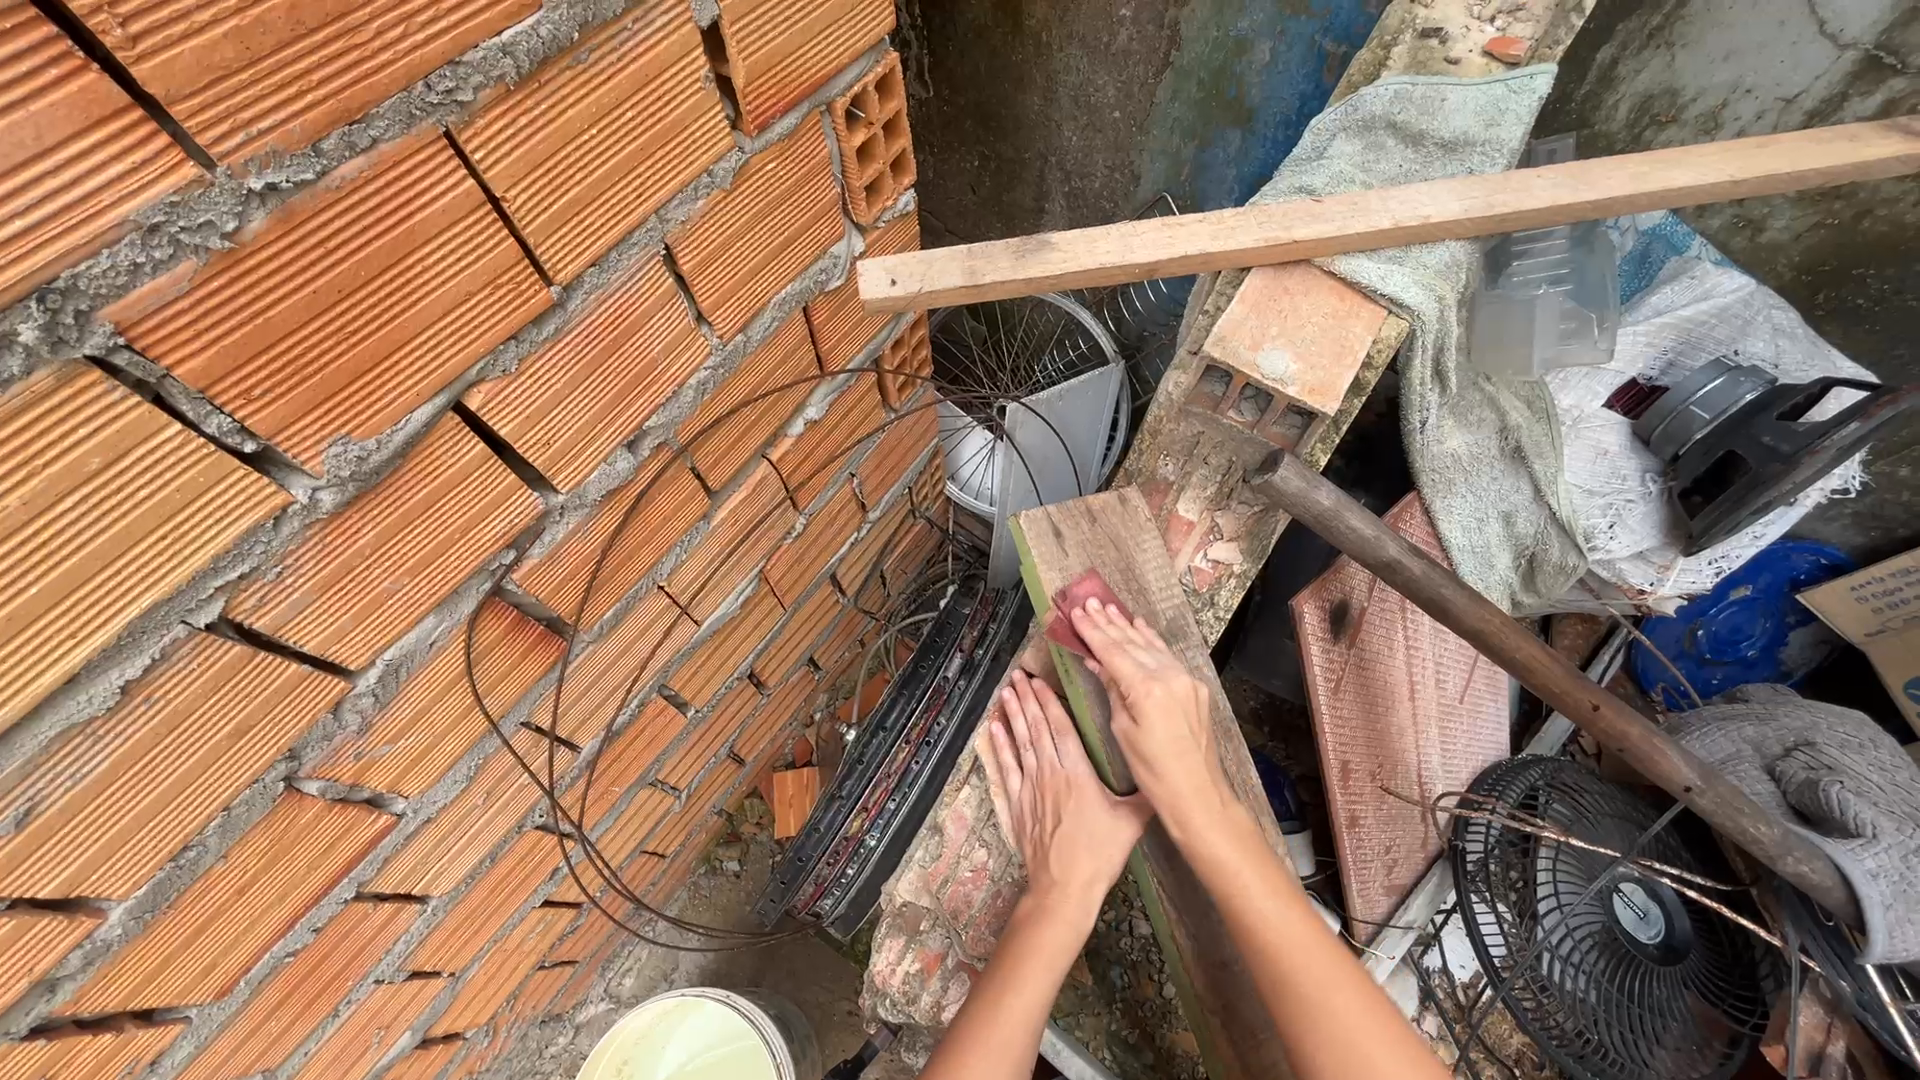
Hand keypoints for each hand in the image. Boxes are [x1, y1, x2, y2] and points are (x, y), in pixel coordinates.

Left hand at [979, 670, 1153, 913]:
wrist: (1064, 888)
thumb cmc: (1099, 855)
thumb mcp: (1131, 823)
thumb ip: (1145, 797)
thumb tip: (1163, 776)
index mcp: (1077, 772)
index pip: (1061, 727)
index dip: (1050, 701)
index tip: (1040, 680)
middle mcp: (1050, 773)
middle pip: (1037, 727)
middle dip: (1028, 699)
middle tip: (1019, 674)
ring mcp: (1031, 787)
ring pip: (1021, 742)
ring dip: (1013, 715)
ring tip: (1006, 691)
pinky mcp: (1018, 803)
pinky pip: (1007, 767)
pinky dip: (1000, 746)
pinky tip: (994, 728)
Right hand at [1069, 597, 1236, 838]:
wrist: (1197, 792)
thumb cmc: (1152, 770)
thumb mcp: (1122, 729)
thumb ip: (1112, 689)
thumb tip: (1097, 662)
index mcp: (1147, 688)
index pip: (1113, 652)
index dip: (1093, 632)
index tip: (1076, 613)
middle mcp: (1169, 677)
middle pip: (1132, 643)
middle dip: (1108, 623)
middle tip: (1088, 603)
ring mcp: (1186, 680)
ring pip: (1151, 646)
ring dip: (1128, 627)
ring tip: (1109, 608)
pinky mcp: (1195, 687)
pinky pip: (1167, 656)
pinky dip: (1151, 640)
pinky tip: (1140, 626)